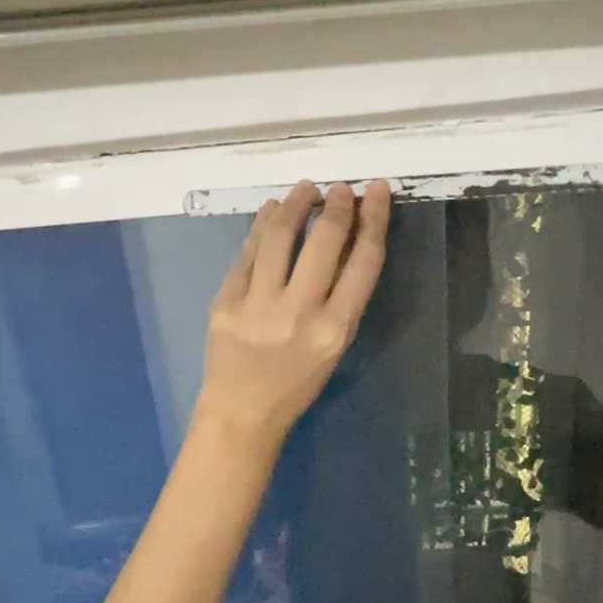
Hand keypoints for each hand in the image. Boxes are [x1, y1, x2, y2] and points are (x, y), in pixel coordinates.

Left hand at [194, 179, 391, 448]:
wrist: (242, 413)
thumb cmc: (295, 386)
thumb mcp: (333, 349)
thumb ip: (342, 299)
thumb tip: (347, 241)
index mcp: (335, 330)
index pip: (363, 261)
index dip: (374, 219)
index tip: (377, 191)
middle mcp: (299, 313)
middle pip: (324, 241)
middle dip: (337, 206)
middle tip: (340, 189)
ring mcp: (258, 306)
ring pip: (279, 237)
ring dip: (295, 206)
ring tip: (305, 190)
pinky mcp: (226, 302)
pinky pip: (247, 253)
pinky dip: (260, 226)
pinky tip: (271, 211)